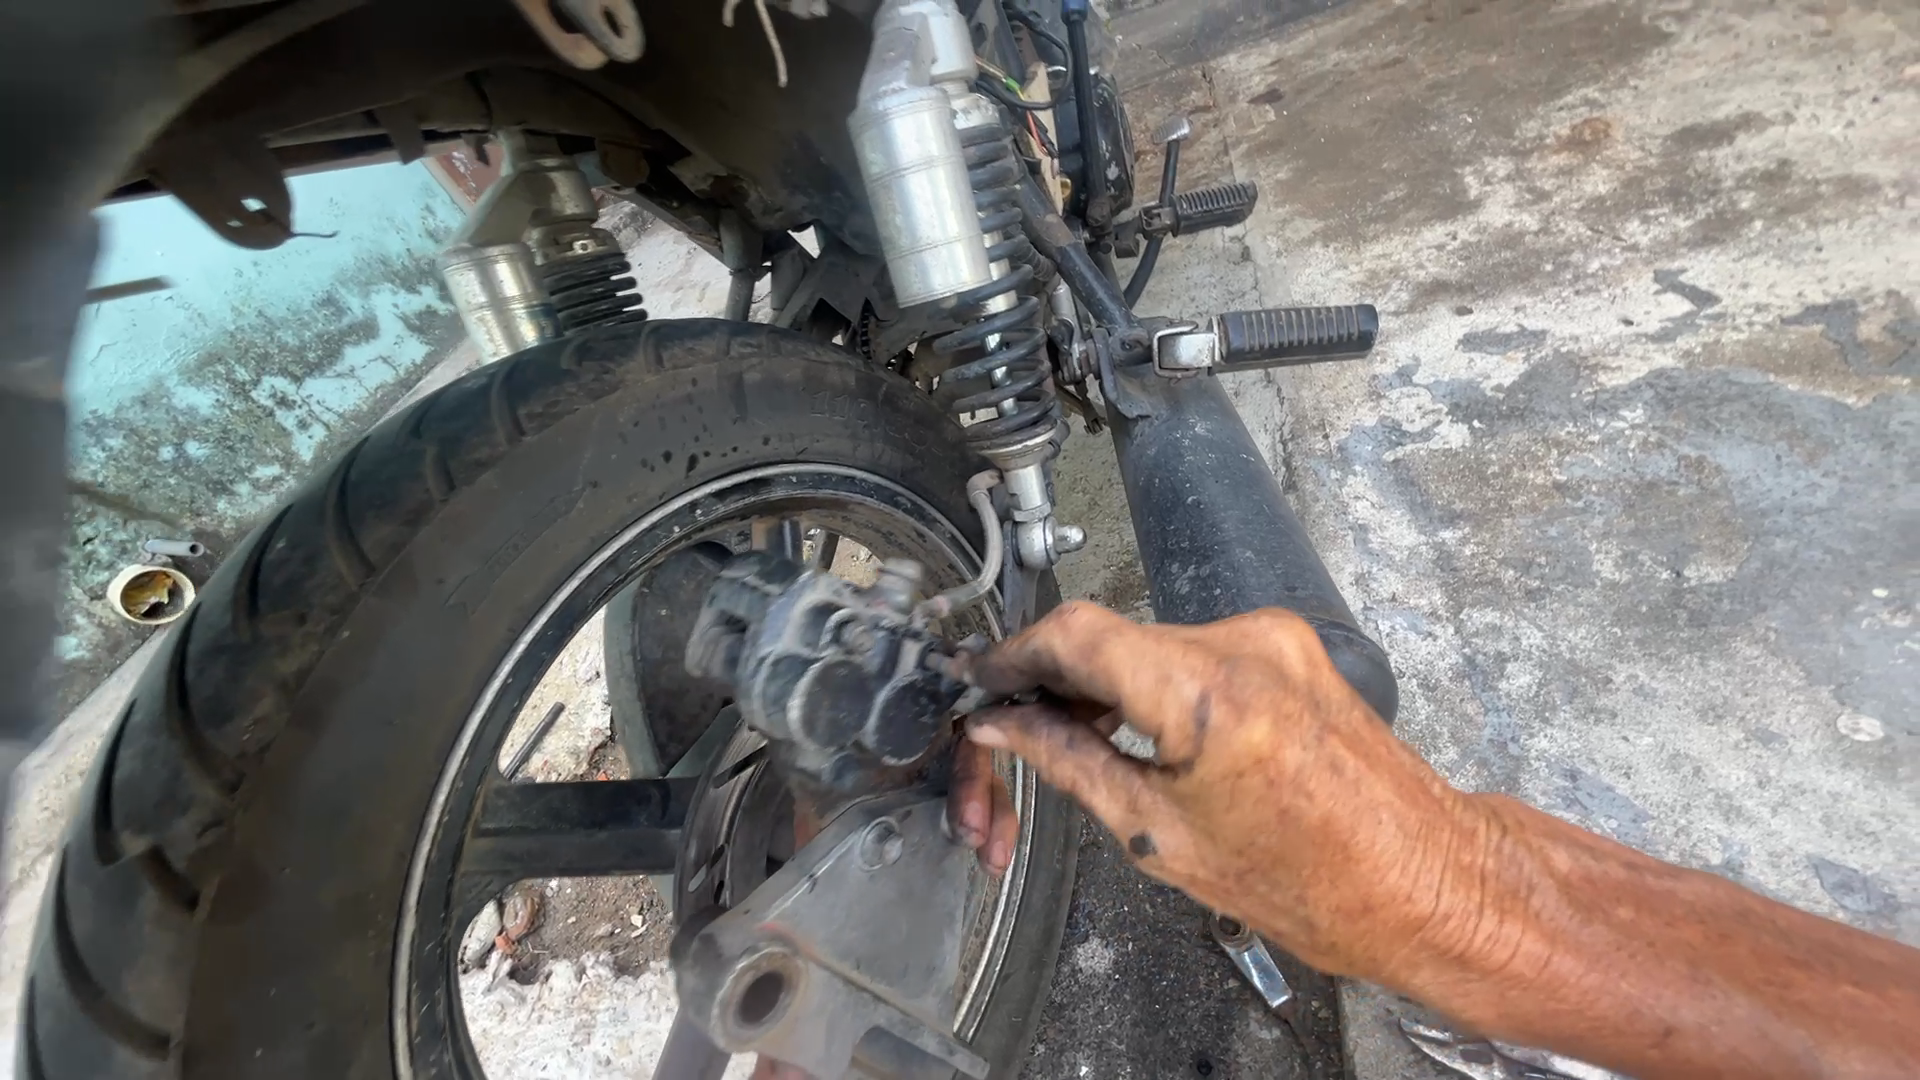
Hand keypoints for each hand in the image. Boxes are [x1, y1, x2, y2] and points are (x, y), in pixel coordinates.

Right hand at [958, 601, 1484, 980]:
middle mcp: (1240, 641)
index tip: (984, 678)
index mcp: (1207, 694)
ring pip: (1143, 638)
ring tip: (1065, 727)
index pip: (1077, 633)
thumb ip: (1068, 760)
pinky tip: (1125, 717)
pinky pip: (1185, 646)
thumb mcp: (1158, 832)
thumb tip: (1002, 727)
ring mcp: (1267, 633)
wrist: (1431, 883)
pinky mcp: (1282, 641)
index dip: (1016, 652)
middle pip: (1107, 633)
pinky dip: (1143, 676)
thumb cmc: (1305, 883)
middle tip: (1011, 716)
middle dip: (1051, 673)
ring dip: (1097, 677)